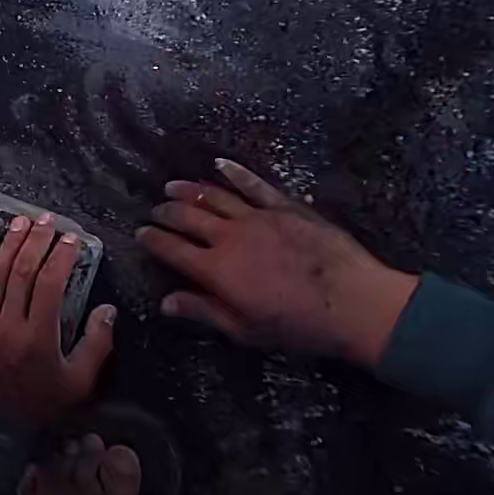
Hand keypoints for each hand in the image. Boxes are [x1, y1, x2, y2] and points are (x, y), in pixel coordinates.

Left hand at [0, 212, 117, 427]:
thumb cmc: (39, 406)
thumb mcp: (79, 384)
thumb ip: (96, 345)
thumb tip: (107, 310)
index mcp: (38, 337)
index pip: (50, 284)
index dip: (61, 257)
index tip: (72, 240)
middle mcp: (8, 326)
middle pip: (21, 272)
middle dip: (36, 241)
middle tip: (47, 221)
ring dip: (9, 245)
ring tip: (21, 222)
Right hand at [136, 159, 418, 366]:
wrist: (352, 302)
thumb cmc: (297, 325)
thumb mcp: (245, 329)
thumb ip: (203, 311)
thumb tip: (166, 302)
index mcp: (216, 269)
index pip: (172, 248)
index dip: (152, 240)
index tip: (140, 233)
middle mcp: (229, 236)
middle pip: (187, 216)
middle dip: (165, 211)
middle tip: (155, 210)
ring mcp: (256, 216)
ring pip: (213, 196)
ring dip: (189, 189)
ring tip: (172, 185)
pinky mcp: (283, 206)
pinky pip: (253, 184)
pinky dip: (235, 173)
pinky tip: (221, 164)